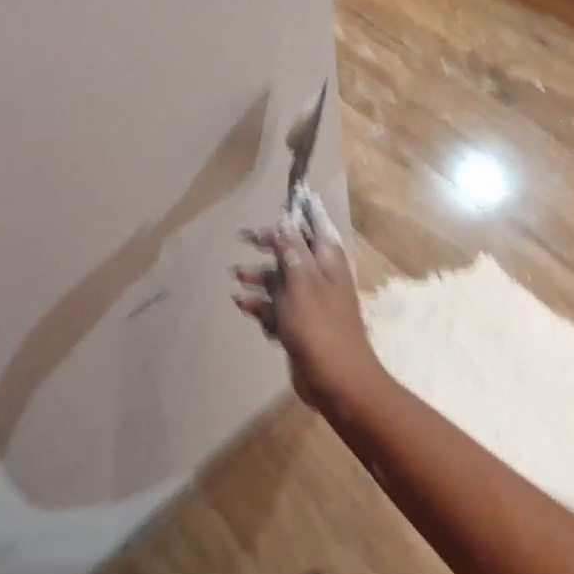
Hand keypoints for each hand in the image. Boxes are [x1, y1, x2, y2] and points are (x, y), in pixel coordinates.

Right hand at [232, 206, 387, 412]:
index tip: (293, 191)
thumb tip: (285, 220)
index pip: (316, 225)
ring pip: (281, 280)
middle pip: (292, 250)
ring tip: (237, 278)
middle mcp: (321, 277)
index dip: (304, 209)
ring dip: (259, 278)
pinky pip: (276, 307)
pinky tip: (243, 306)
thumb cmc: (319, 327)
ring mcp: (310, 302)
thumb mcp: (300, 283)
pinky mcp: (299, 325)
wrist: (337, 381)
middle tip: (244, 237)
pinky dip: (261, 306)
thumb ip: (291, 251)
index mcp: (328, 261)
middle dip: (269, 245)